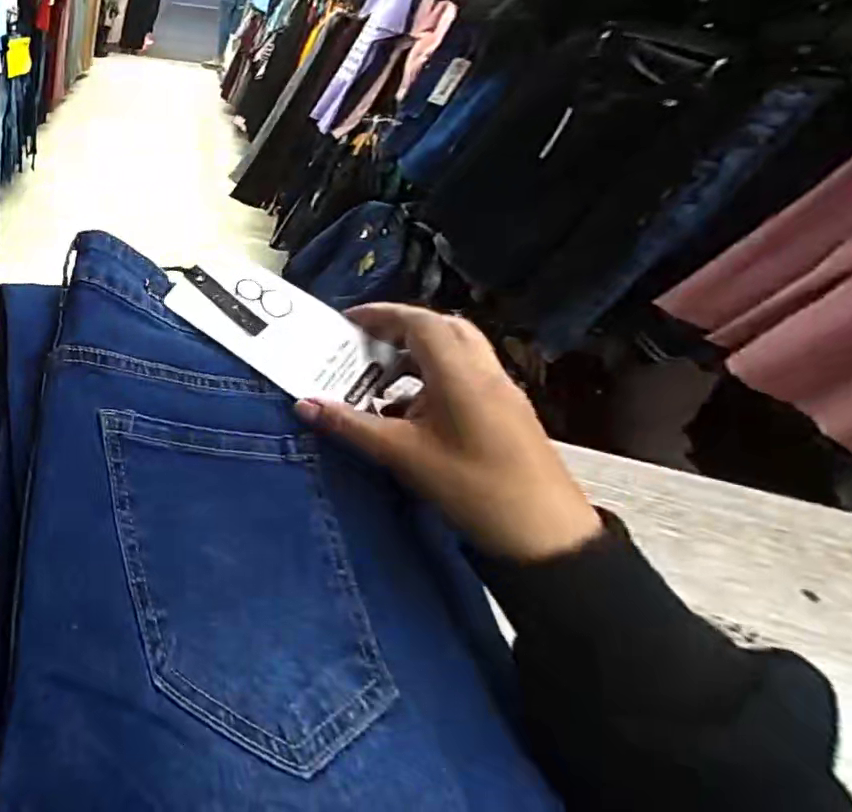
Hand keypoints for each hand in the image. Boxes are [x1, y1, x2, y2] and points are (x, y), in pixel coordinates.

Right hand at [295, 304, 601, 562]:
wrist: (547, 537)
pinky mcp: (506, 411)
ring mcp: (500, 390)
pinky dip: (434, 378)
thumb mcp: (404, 456)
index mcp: (460, 373)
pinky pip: (465, 375)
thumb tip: (304, 405)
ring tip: (382, 377)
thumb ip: (352, 426)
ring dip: (417, 354)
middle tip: (365, 344)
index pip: (420, 322)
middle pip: (441, 328)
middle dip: (400, 329)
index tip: (348, 322)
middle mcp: (484, 371)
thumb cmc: (474, 489)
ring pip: (456, 351)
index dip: (381, 315)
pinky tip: (410, 410)